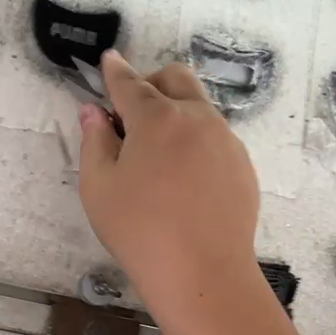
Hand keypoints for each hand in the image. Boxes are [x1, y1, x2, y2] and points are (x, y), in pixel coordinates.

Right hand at [78, 49, 262, 320]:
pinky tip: (180, 180)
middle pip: (175, 79)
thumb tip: (93, 112)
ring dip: (174, 113)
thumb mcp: (99, 187)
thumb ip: (94, 141)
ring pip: (199, 107)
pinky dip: (193, 140)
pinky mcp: (242, 166)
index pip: (131, 83)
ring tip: (154, 155)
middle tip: (128, 115)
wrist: (203, 274)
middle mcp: (197, 118)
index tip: (108, 60)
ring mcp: (226, 141)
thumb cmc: (139, 230)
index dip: (115, 71)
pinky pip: (214, 137)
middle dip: (150, 83)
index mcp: (158, 118)